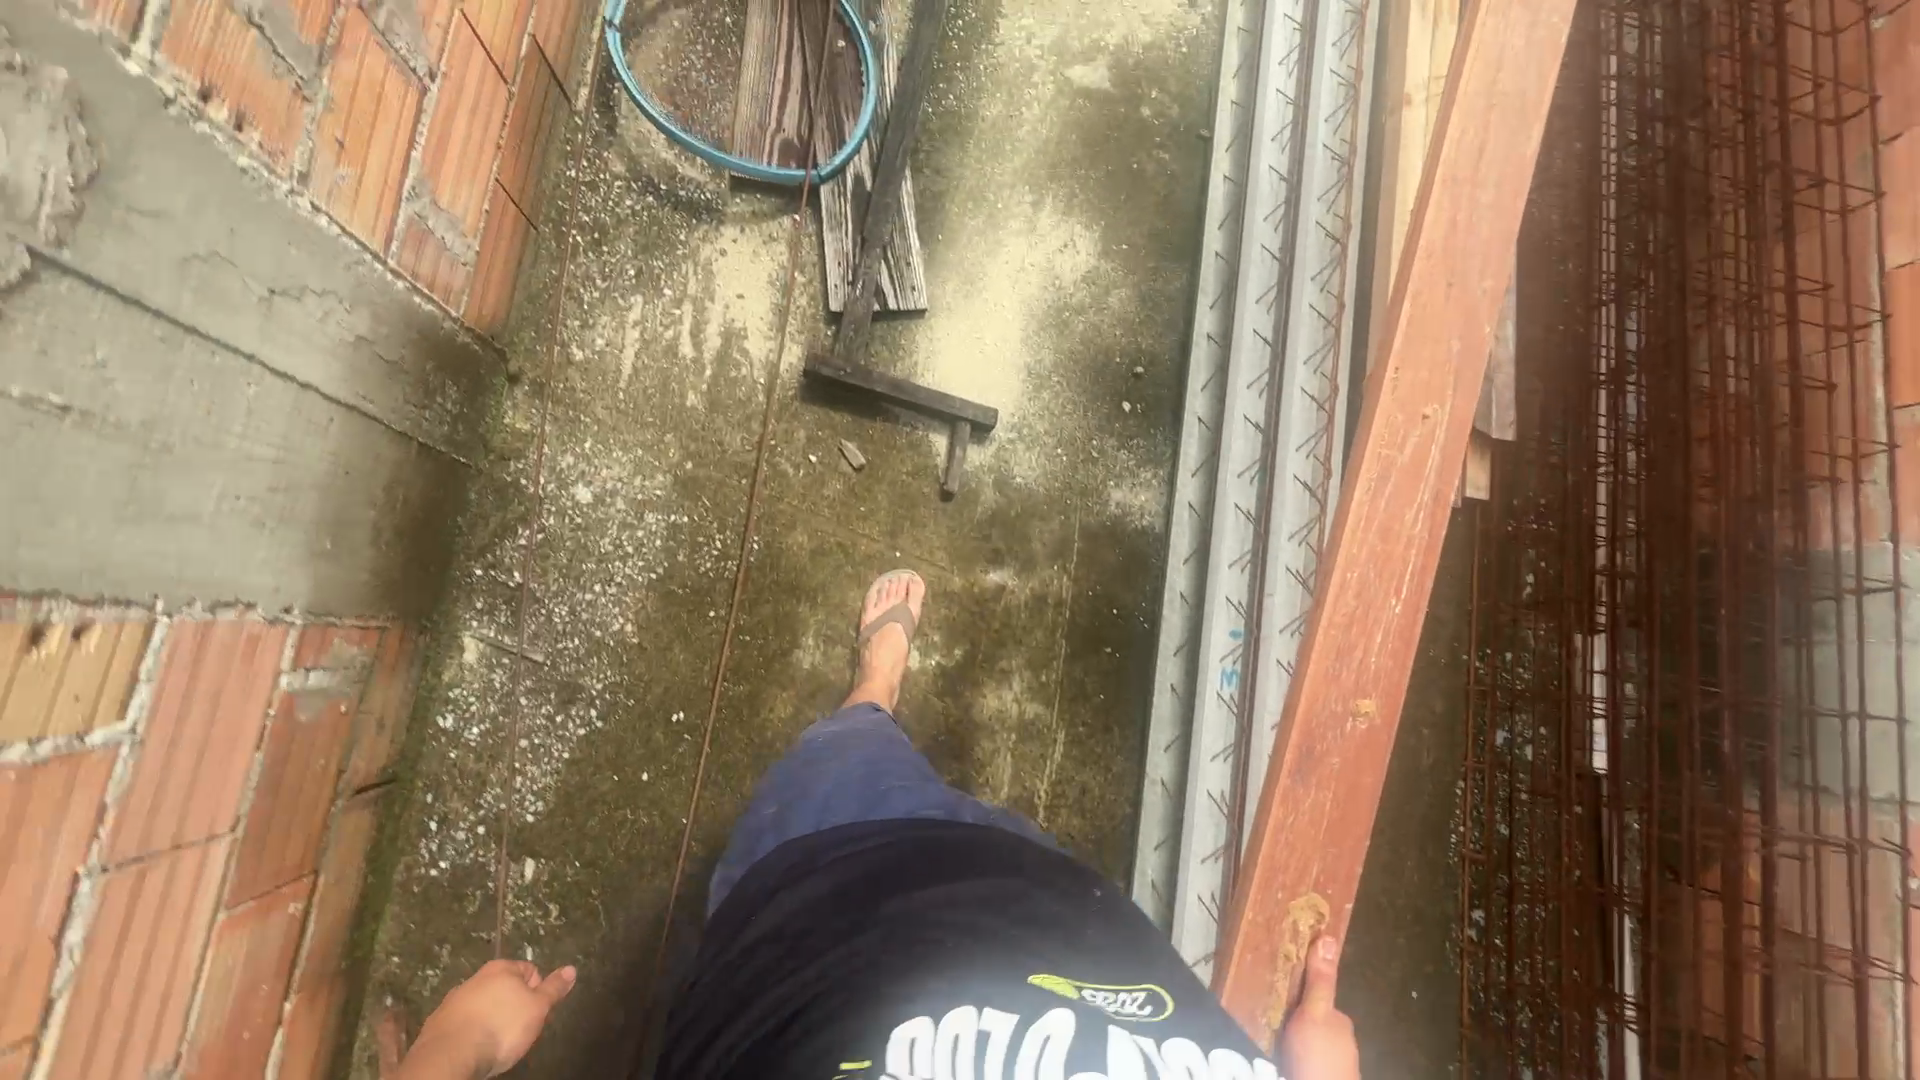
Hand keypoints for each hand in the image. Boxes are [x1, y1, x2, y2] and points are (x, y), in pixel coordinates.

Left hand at [396, 959, 576, 1078]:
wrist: (449, 1060)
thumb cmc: (501, 1028)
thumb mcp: (538, 1008)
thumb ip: (554, 988)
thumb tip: (571, 968)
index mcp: (501, 969)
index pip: (530, 971)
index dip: (537, 992)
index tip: (535, 1014)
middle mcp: (474, 979)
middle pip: (502, 989)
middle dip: (511, 1006)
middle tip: (517, 1029)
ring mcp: (451, 1003)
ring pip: (479, 1008)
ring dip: (488, 1020)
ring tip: (494, 1043)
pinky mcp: (433, 1027)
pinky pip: (459, 1026)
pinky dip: (468, 1034)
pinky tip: (472, 1050)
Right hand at [1277, 936, 1359, 1079]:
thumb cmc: (1318, 1053)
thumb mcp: (1314, 1011)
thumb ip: (1319, 980)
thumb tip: (1329, 936)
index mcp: (1340, 1020)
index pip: (1319, 1000)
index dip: (1300, 996)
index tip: (1278, 993)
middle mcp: (1342, 1040)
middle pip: (1314, 1021)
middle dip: (1295, 1019)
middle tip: (1268, 1016)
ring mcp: (1336, 1063)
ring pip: (1310, 1042)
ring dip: (1294, 1039)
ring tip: (1269, 1037)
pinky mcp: (1323, 1076)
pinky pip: (1306, 1060)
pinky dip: (1295, 1057)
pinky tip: (1281, 1056)